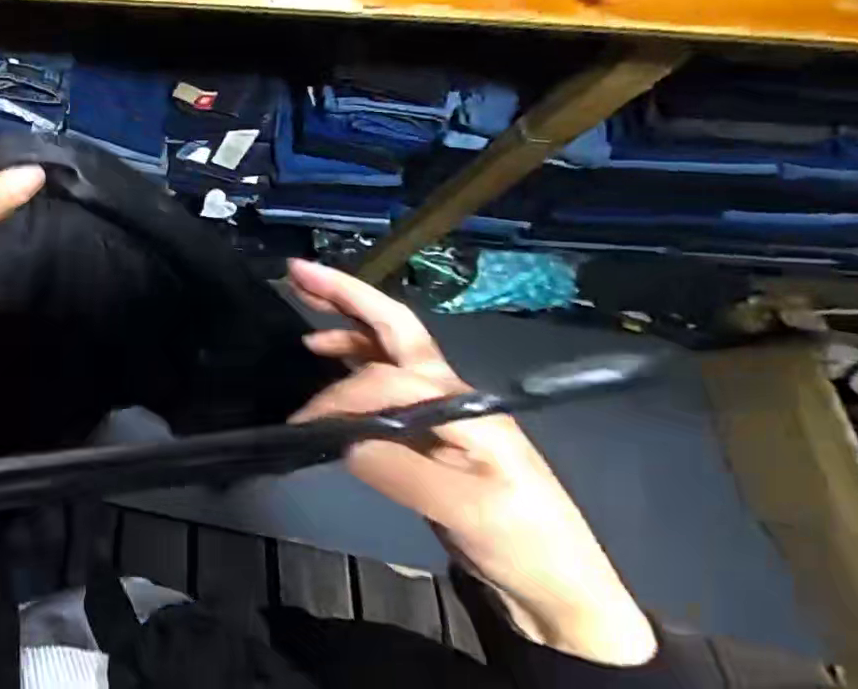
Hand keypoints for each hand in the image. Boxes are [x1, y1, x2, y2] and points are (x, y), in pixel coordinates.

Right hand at [287, 259, 657, 666]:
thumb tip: (342, 440)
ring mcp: (438, 406)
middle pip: (392, 326)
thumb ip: (398, 467)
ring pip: (385, 344)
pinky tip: (327, 353)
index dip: (339, 396)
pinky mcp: (427, 425)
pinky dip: (350, 353)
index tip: (304, 424)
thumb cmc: (522, 543)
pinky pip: (381, 375)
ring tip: (304, 298)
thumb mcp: (464, 510)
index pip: (384, 380)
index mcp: (461, 403)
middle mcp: (448, 391)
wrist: (559, 587)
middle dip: (345, 294)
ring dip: (344, 317)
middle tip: (298, 270)